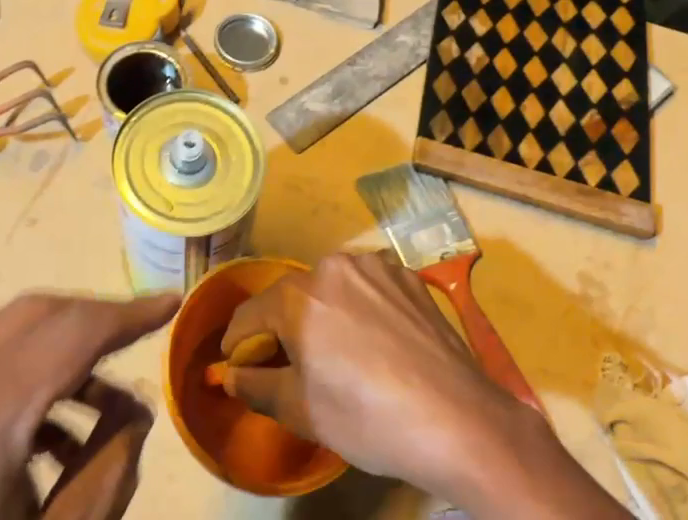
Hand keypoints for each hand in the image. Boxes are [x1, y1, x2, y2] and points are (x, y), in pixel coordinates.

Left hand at [0, 292, 179, 519]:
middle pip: (31, 317)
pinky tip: (38, 445)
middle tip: (139, 344)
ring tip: (98, 419)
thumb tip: (131, 412)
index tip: (170, 304)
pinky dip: (10, 389)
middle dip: (91, 323)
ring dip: (52, 361)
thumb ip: (109, 469)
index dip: (128, 315)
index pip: (70, 334)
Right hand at [219, 253, 621, 517]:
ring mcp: (376, 267)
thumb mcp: (300, 410)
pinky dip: (362, 309)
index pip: (250, 314)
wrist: (459, 421)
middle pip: (293, 296)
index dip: (238, 343)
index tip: (237, 365)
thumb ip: (255, 385)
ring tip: (341, 355)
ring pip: (332, 288)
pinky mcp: (410, 278)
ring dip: (325, 313)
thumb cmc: (367, 418)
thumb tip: (228, 374)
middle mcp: (332, 266)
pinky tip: (378, 344)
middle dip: (284, 327)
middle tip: (293, 365)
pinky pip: (369, 288)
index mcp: (298, 296)